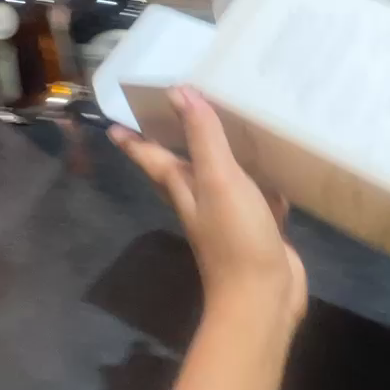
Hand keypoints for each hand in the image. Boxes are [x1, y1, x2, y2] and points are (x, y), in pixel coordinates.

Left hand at [111, 86, 307, 333]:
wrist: (263, 297)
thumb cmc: (234, 236)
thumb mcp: (217, 179)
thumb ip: (202, 136)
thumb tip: (178, 92)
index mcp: (184, 189)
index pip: (152, 158)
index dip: (134, 141)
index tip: (114, 124)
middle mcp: (201, 200)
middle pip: (180, 167)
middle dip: (171, 144)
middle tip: (170, 117)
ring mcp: (228, 215)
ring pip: (218, 178)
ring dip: (218, 156)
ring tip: (225, 127)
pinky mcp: (257, 225)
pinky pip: (255, 193)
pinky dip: (260, 178)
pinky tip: (275, 164)